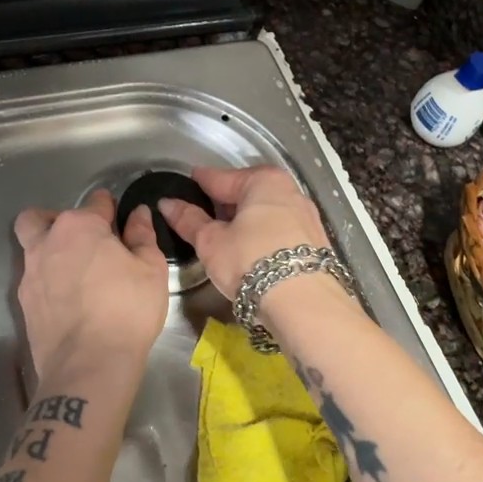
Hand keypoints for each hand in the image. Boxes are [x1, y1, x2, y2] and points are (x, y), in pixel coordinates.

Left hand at [13, 190, 169, 380]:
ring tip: (74, 272)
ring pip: (30, 247)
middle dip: (58, 220)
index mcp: (81, 226)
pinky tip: (67, 299)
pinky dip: (47, 280)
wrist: (88, 367)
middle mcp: (48, 242)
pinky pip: (32, 279)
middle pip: (42, 217)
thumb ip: (142, 236)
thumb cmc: (127, 310)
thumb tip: (137, 213)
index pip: (96, 202)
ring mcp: (30, 273)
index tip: (118, 219)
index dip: (109, 208)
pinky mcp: (24, 303)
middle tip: (83, 241)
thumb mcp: (151, 269)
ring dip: (48, 250)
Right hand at [158, 166, 330, 299]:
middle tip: (201, 219)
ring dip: (244, 222)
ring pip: (265, 212)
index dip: (199, 183)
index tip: (184, 186)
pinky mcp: (315, 242)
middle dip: (224, 204)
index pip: (220, 177)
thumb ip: (189, 220)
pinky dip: (262, 236)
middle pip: (246, 193)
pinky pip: (279, 230)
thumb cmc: (252, 262)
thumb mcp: (211, 242)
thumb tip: (167, 204)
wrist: (306, 304)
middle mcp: (289, 190)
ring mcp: (305, 216)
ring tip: (224, 239)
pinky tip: (250, 253)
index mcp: (263, 180)